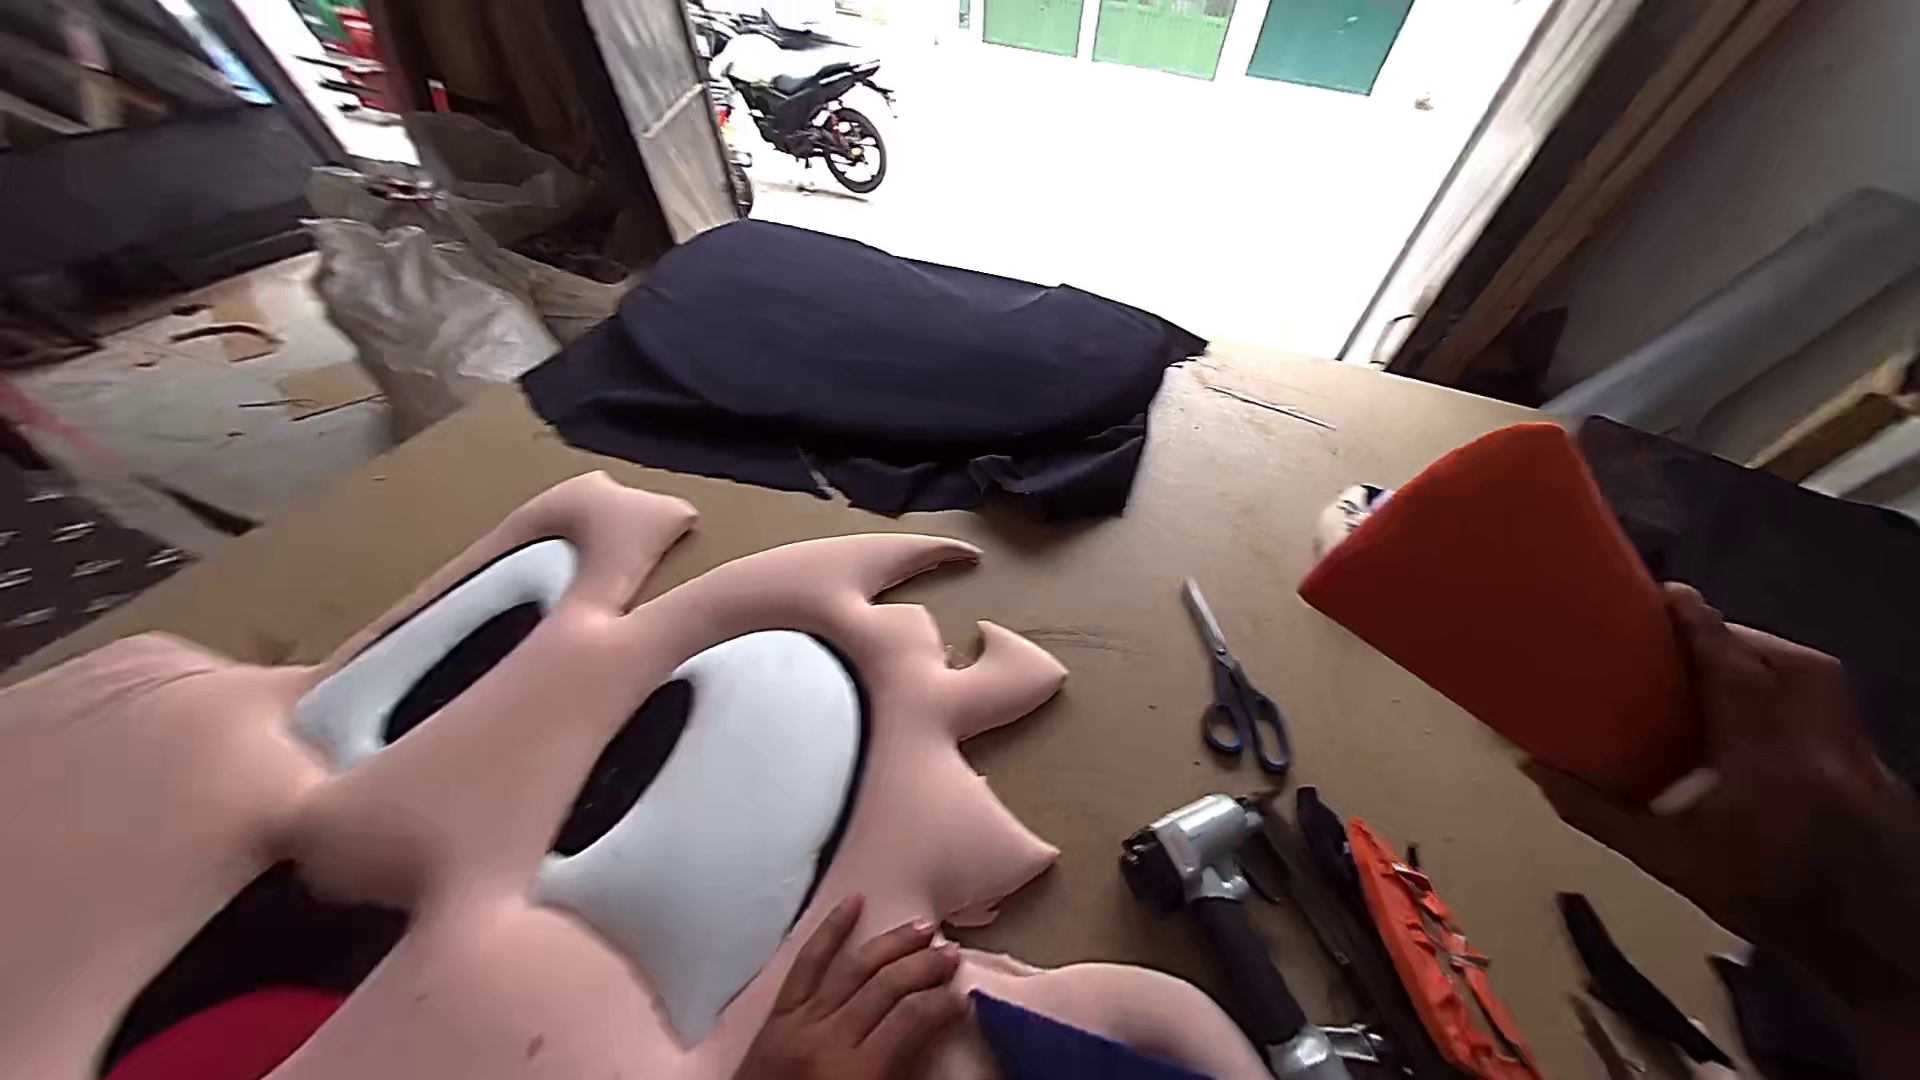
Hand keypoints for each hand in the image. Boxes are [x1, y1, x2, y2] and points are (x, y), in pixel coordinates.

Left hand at [736, 894, 966, 1079]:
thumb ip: (900, 1076)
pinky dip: (831, 928)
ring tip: (925, 927)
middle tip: (952, 954)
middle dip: (926, 967)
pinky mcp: (778, 1013)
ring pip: (856, 965)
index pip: (911, 1020)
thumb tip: (931, 1039)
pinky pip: (807, 961)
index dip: (942, 1005)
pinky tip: (855, 901)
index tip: (963, 996)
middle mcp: (828, 1038)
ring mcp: (800, 1020)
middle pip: (888, 985)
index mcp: (854, 1074)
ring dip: (894, 942)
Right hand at [1523, 584, 1919, 1033]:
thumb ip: (1594, 811)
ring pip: (1823, 683)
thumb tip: (1530, 766)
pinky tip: (1744, 707)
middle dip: (1737, 635)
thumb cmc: (1768, 904)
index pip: (1743, 679)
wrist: (1893, 959)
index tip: (1673, 594)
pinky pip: (1826, 707)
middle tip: (1682, 627)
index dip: (1706, 630)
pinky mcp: (1875, 774)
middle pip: (1798, 668)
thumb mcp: (1665, 861)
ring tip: (1708, 657)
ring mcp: (1862, 762)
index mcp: (1773, 769)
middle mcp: (1827, 754)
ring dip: (1764, 656)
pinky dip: (1782, 687)